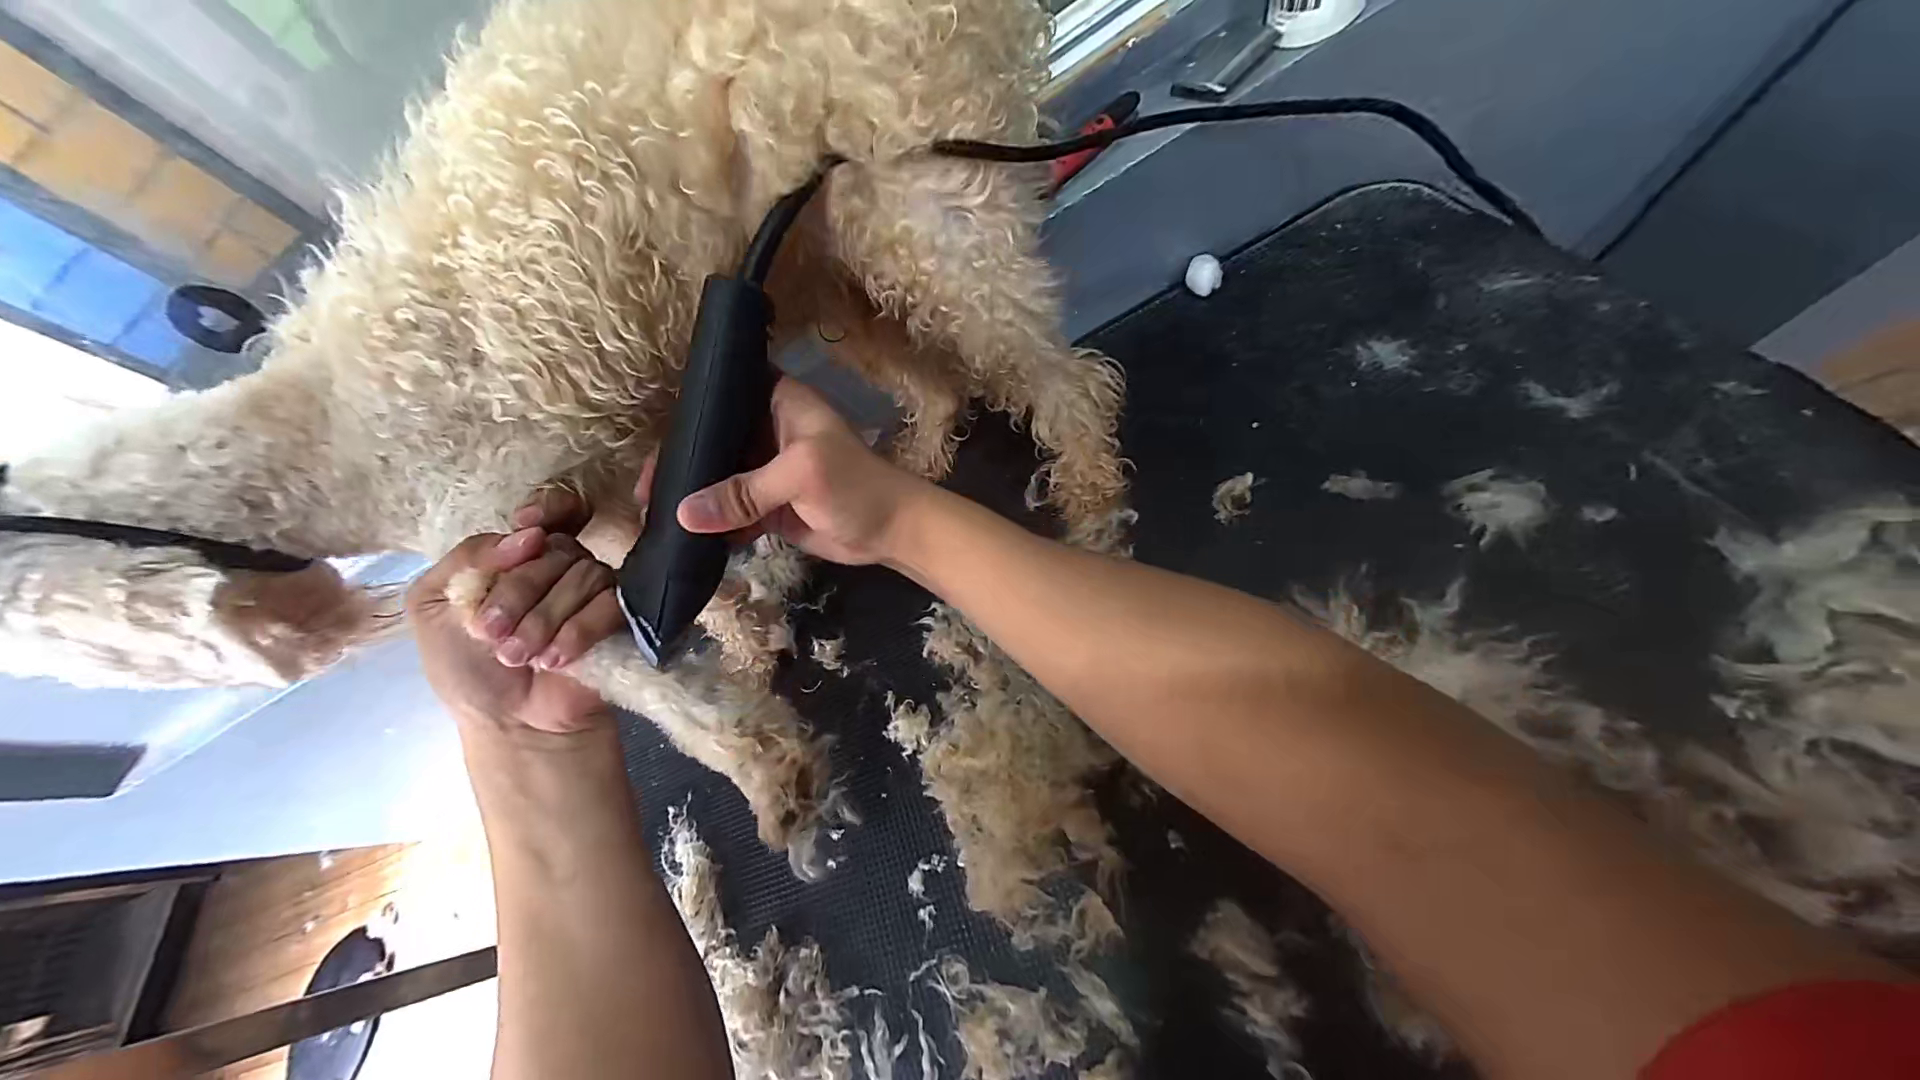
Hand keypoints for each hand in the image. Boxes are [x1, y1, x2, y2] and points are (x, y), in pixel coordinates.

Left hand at [408, 528, 622, 737]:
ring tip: (519, 657)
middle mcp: (562, 567)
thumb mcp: (433, 607)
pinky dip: (579, 631)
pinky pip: (611, 604)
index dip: (548, 511)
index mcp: (520, 556)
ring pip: (584, 575)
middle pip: (554, 551)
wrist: (512, 722)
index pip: (547, 515)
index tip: (528, 535)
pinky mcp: (623, 617)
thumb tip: (529, 534)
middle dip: (518, 593)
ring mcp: (596, 591)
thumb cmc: (468, 669)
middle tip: (492, 635)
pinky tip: (555, 659)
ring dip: (544, 620)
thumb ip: (468, 560)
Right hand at [669, 377, 932, 565]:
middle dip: (680, 464)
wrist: (891, 531)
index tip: (657, 436)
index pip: (722, 394)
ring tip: (652, 517)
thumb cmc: (856, 486)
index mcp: (777, 403)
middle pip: (712, 440)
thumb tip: (683, 514)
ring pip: (718, 479)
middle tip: (645, 492)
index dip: (689, 409)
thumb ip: (744, 492)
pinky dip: (712, 524)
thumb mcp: (801, 475)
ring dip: (693, 498)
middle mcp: (766, 431)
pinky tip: (683, 537)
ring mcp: (765, 470)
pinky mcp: (768, 505)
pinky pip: (731, 511)